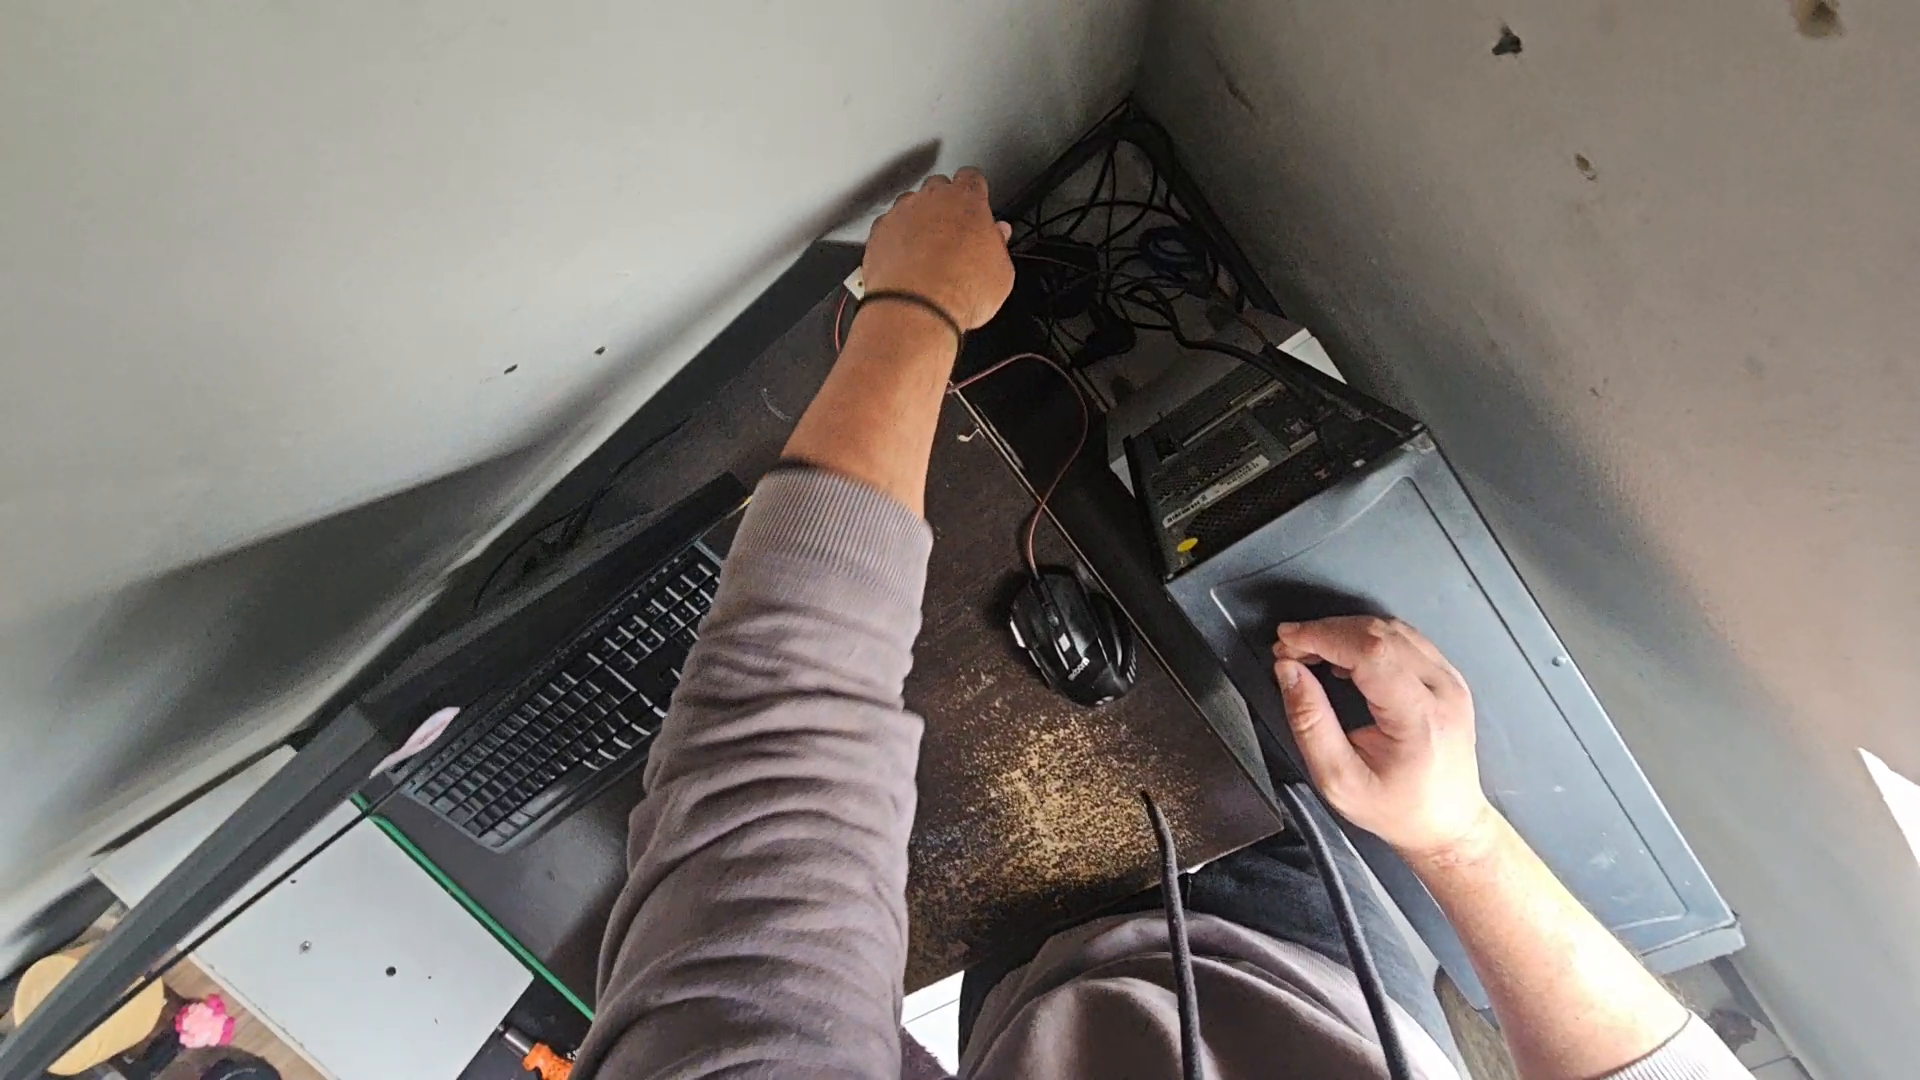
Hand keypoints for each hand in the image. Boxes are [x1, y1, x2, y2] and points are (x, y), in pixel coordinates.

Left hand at [861, 168, 1014, 330]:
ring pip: (909, 206)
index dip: (974, 193)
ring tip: (926, 254)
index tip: (975, 208)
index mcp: (967, 202)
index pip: (972, 179)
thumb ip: (999, 247)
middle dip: (944, 206)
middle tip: (952, 236)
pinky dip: (894, 242)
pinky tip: (904, 264)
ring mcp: (901, 215)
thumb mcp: (1001, 274)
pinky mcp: (878, 234)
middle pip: (938, 188)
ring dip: (917, 223)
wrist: (917, 310)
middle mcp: (931, 200)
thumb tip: (998, 241)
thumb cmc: (959, 292)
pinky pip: (887, 229)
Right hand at [1272, 617, 1496, 859]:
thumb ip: (1308, 721)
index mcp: (1420, 717)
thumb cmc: (1396, 809)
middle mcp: (1443, 690)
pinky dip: (1362, 637)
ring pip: (1389, 629)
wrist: (1448, 824)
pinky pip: (1401, 638)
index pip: (1370, 651)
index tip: (1285, 642)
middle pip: (1378, 633)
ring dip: (1341, 631)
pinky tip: (1339, 655)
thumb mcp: (1337, 778)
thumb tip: (1287, 670)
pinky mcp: (1446, 677)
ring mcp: (1450, 680)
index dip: (1321, 636)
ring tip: (1308, 650)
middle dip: (1323, 631)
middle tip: (1288, 648)